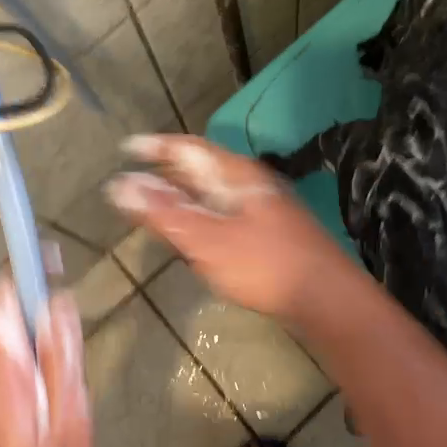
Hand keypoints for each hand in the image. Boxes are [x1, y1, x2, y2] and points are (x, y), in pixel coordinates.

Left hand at [0, 278, 91, 446]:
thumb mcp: (70, 427)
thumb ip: (63, 361)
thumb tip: (58, 302)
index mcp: (0, 366)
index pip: (2, 290)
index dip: (27, 267)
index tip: (54, 259)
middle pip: (4, 318)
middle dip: (39, 327)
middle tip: (69, 366)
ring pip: (1, 348)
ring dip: (30, 359)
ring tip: (54, 409)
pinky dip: (17, 381)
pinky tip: (33, 425)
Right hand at [106, 134, 360, 324]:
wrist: (327, 299)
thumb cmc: (264, 265)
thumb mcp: (207, 240)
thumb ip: (164, 213)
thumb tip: (119, 184)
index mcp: (236, 175)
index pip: (189, 149)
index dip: (158, 146)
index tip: (128, 147)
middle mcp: (251, 183)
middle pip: (203, 168)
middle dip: (169, 170)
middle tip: (137, 176)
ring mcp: (264, 207)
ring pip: (215, 191)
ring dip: (185, 193)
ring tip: (158, 203)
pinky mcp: (270, 232)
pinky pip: (225, 212)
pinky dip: (202, 214)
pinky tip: (196, 235)